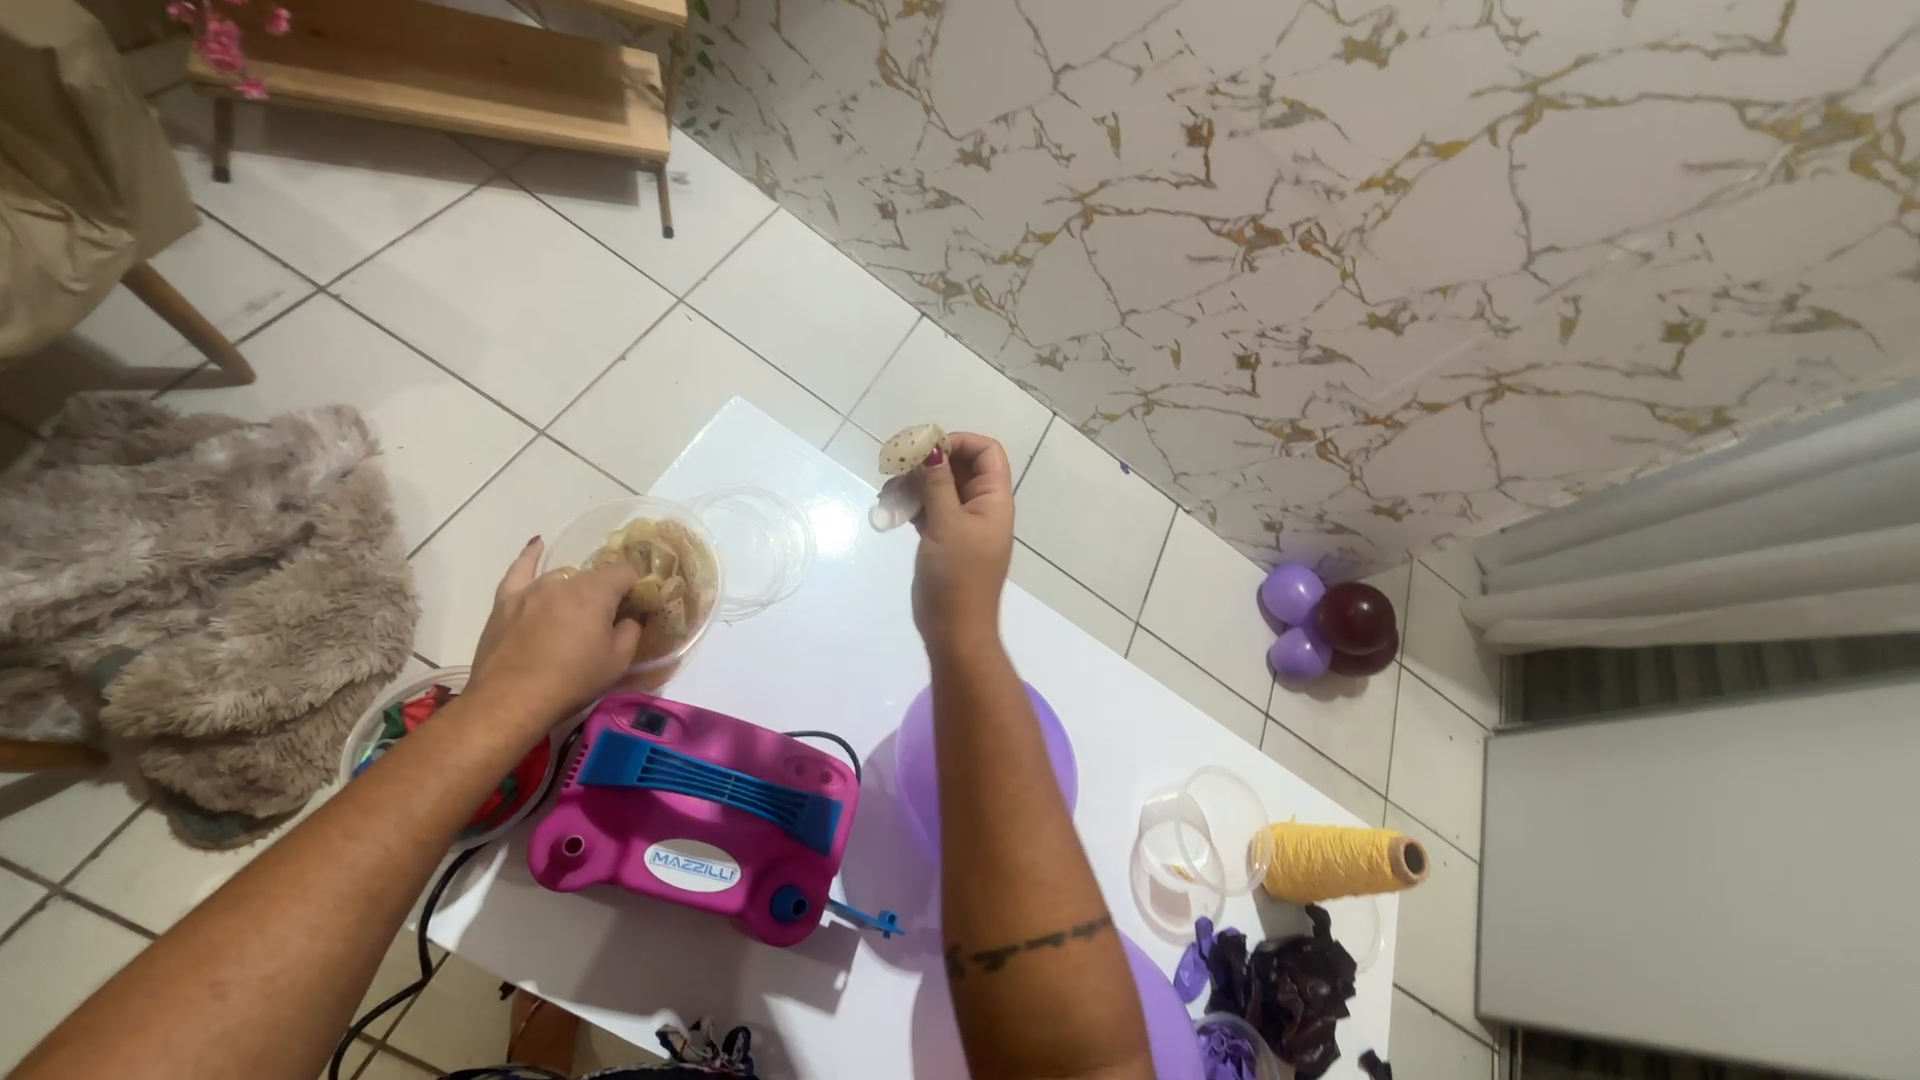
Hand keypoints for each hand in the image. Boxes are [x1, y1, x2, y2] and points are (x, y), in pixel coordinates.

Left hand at [465, 538, 642, 736]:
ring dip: (574, 589)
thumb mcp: (618, 662)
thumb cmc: (571, 682)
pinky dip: (529, 556)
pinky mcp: (506, 602)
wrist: (510, 702)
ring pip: (562, 577)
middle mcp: (562, 583)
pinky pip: (519, 571)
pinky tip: (537, 545)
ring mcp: (530, 590)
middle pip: (593, 576)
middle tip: (606, 620)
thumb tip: (628, 618)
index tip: (636, 607)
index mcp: (594, 594)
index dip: (635, 588)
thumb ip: (630, 631)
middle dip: (605, 592)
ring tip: (575, 614)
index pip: (624, 572)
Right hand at [912, 433, 1014, 653]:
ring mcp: (963, 524)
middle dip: (929, 462)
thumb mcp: (946, 524)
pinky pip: (931, 509)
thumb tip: (932, 446)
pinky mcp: (945, 539)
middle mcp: (982, 507)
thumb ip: (937, 483)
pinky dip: (913, 504)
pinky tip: (892, 508)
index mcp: (994, 501)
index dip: (959, 443)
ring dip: (916, 483)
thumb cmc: (957, 576)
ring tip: (889, 492)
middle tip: (897, 467)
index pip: (986, 452)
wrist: (954, 629)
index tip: (926, 450)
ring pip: (941, 487)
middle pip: (961, 466)